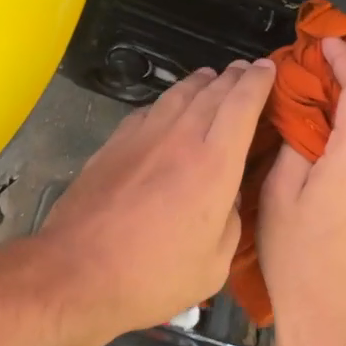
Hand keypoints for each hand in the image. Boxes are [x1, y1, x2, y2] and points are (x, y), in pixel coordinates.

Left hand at [34, 60, 275, 339]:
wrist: (78, 270)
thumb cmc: (152, 276)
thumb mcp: (213, 265)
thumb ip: (230, 222)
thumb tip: (227, 197)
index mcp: (214, 164)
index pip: (242, 105)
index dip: (258, 82)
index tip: (267, 69)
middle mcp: (180, 137)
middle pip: (212, 92)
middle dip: (233, 77)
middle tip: (246, 68)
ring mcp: (143, 136)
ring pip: (178, 95)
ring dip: (200, 82)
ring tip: (211, 78)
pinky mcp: (114, 143)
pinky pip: (149, 110)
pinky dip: (168, 102)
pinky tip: (169, 108)